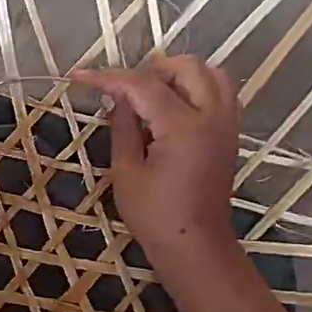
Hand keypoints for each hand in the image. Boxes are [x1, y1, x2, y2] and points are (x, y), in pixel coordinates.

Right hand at [73, 56, 238, 253]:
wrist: (193, 244)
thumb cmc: (153, 215)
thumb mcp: (126, 171)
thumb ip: (123, 126)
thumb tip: (116, 97)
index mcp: (183, 128)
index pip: (143, 86)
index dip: (109, 77)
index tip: (80, 76)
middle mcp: (212, 117)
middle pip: (186, 68)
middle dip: (149, 70)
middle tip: (123, 91)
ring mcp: (227, 123)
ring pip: (210, 74)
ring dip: (178, 75)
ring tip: (150, 94)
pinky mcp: (230, 133)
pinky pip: (221, 92)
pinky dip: (197, 88)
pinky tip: (174, 106)